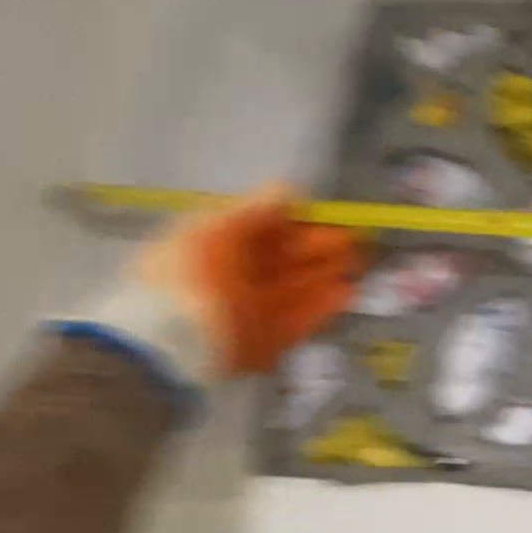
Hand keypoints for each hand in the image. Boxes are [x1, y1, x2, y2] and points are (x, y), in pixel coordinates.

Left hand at [53, 184, 361, 391]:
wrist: (173, 341)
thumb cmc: (191, 275)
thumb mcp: (217, 229)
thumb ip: (256, 210)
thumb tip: (291, 189)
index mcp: (213, 248)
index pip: (261, 232)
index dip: (295, 223)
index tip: (328, 217)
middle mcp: (232, 280)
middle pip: (283, 261)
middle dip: (319, 249)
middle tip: (353, 241)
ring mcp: (249, 314)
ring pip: (295, 290)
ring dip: (327, 276)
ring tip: (358, 264)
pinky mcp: (265, 344)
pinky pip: (299, 322)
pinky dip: (323, 307)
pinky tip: (348, 292)